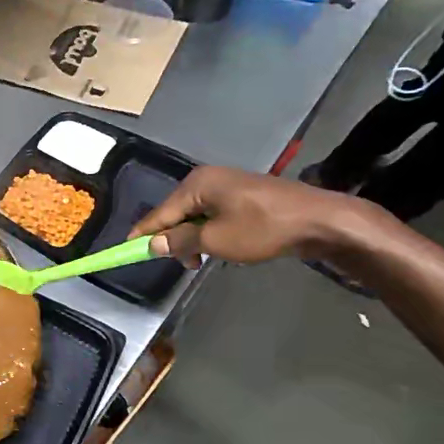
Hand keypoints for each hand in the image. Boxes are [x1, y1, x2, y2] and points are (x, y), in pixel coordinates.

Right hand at [130, 165, 364, 269]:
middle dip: (172, 239)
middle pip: (175, 213)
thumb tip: (153, 244)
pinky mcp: (243, 195)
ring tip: (201, 260)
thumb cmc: (263, 229)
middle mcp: (207, 179)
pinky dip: (209, 232)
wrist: (319, 221)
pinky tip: (219, 248)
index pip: (159, 213)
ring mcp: (227, 185)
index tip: (124, 250)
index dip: (142, 234)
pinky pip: (213, 214)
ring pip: (195, 216)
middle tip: (180, 264)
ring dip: (192, 239)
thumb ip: (179, 241)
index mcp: (196, 185)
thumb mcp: (215, 240)